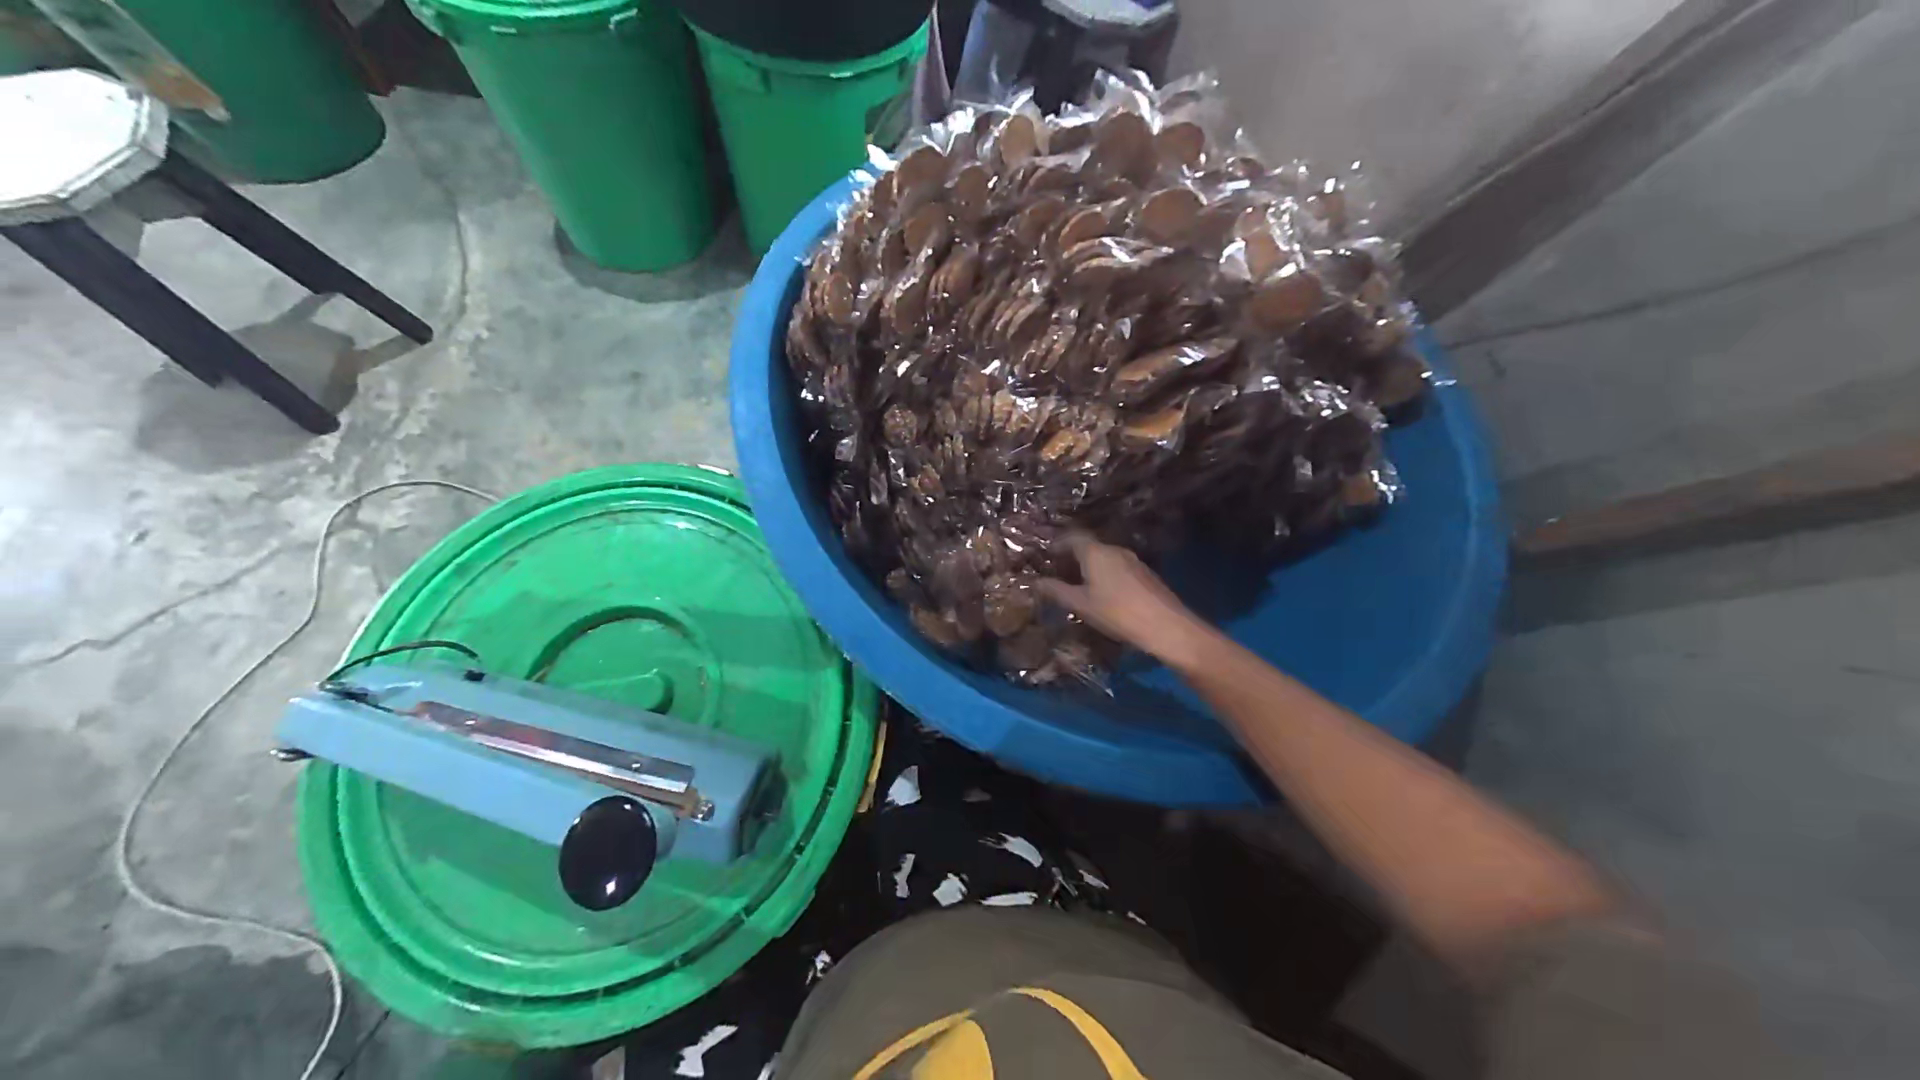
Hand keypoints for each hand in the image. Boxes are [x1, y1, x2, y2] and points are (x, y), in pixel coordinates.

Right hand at [1037, 533, 1215, 669]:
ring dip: (1090, 567)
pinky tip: (1104, 594)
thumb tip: (1036, 582)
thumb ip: (1057, 591)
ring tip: (1078, 586)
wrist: (1166, 626)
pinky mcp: (1146, 574)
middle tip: (1058, 573)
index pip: (1072, 537)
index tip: (1046, 555)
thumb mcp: (1081, 604)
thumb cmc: (1117, 612)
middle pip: (1089, 546)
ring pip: (1105, 558)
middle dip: (1072, 557)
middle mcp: (1115, 550)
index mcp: (1096, 552)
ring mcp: (1134, 561)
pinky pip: (1118, 568)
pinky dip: (1105, 575)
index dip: (1057, 544)